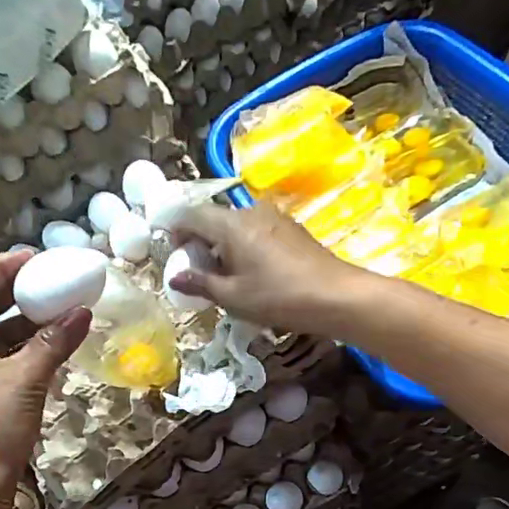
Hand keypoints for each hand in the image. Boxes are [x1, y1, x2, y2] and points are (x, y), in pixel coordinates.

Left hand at [0, 249, 89, 497]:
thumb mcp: (24, 381)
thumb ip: (54, 342)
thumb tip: (83, 312)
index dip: (4, 268)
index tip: (37, 256)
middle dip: (22, 292)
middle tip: (57, 278)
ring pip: (1, 333)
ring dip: (31, 320)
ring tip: (65, 305)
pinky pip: (9, 356)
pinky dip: (32, 345)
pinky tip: (59, 339)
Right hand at [164, 202, 374, 333]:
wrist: (335, 295)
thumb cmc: (278, 297)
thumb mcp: (233, 297)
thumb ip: (200, 283)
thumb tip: (175, 277)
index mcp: (230, 224)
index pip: (190, 214)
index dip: (175, 230)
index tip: (173, 253)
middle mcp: (249, 211)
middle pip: (213, 218)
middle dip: (199, 241)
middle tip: (196, 271)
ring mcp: (273, 216)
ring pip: (235, 225)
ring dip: (222, 246)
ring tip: (224, 276)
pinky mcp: (290, 228)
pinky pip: (254, 230)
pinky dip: (243, 246)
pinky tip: (251, 272)